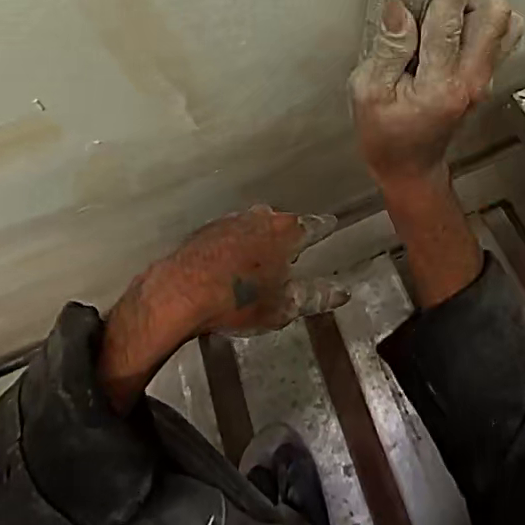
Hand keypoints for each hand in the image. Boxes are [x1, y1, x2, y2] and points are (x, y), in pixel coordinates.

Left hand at [153, 206, 347, 334]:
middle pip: (282, 221)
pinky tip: (233, 259)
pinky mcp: (207, 229)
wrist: (182, 292)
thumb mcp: (284, 306)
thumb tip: (342, 292)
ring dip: (261, 235)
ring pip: (255, 223)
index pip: (313, 226)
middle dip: (289, 232)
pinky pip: (231, 232)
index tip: (331, 223)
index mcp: (285, 232)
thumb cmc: (239, 300)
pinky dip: (237, 242)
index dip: (324, 227)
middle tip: (295, 246)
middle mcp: (260, 218)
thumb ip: (315, 296)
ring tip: (263, 253)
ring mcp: (231, 220)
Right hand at [349, 0, 524, 187]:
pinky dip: (486, 21)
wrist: (411, 169)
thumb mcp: (368, 92)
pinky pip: (502, 38)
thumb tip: (400, 8)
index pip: (451, 20)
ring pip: (507, 25)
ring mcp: (486, 80)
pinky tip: (458, 28)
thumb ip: (388, 49)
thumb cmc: (383, 133)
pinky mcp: (488, 80)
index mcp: (440, 83)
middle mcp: (473, 79)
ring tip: (448, 13)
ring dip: (482, 6)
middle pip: (495, 15)